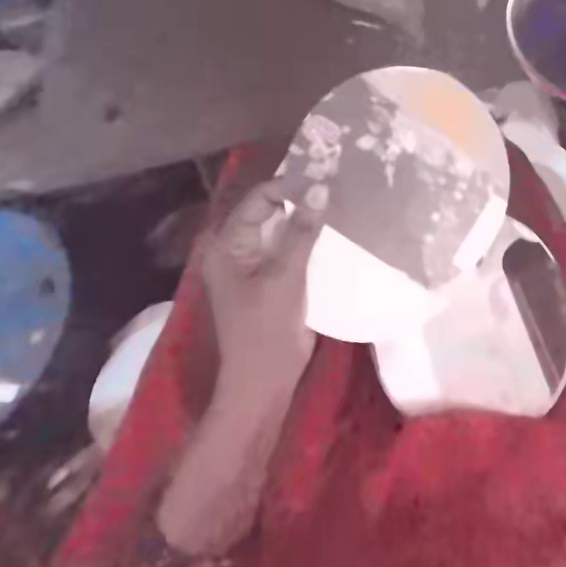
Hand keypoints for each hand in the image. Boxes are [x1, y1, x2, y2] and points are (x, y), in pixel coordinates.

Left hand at [198, 178, 328, 406]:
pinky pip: (288, 248)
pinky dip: (307, 239)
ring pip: (280, 229)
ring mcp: (253, 266)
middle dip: (299, 199)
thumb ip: (302, 231)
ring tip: (337, 203)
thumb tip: (321, 188)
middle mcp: (236, 249)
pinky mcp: (270, 280)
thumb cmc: (266, 330)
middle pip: (268, 211)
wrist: (263, 385)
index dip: (289, 187)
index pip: (258, 200)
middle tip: (334, 186)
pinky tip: (333, 232)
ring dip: (305, 219)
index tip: (324, 181)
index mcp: (228, 245)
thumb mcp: (285, 277)